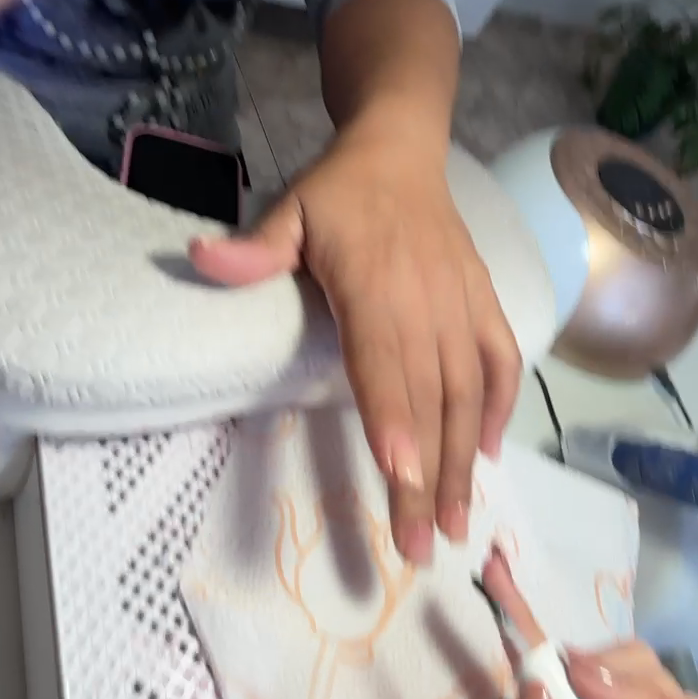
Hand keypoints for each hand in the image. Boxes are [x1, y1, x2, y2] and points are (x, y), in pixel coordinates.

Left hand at [189, 124, 520, 563]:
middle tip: (423, 545)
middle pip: (429, 397)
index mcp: (373, 285)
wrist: (400, 152)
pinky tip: (490, 452)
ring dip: (465, 459)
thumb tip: (196, 258)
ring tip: (458, 522)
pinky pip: (501, 357)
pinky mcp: (484, 298)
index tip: (401, 480)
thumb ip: (254, 247)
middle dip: (427, 475)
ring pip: (470, 390)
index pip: (383, 363)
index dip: (395, 420)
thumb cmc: (338, 192)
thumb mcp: (289, 210)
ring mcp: (462, 302)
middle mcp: (425, 301)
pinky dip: (501, 406)